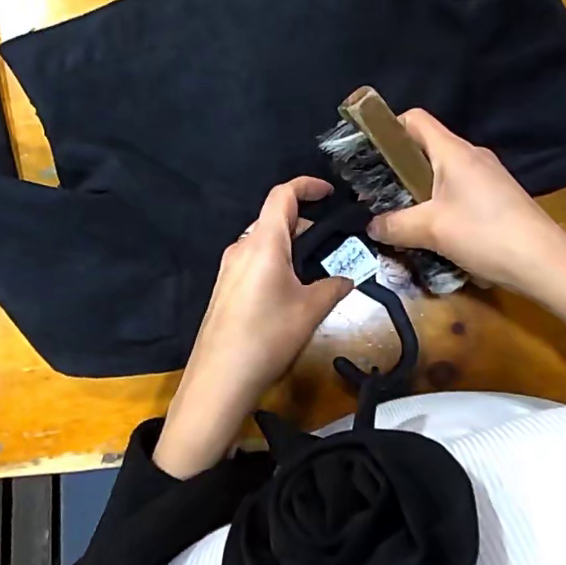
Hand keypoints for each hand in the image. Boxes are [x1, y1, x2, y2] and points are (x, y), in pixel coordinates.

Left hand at [154, 177, 354, 477]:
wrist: (219, 379)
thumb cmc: (267, 336)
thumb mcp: (310, 311)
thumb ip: (333, 287)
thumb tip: (346, 280)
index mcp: (263, 242)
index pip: (283, 195)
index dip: (308, 185)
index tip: (330, 193)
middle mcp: (241, 247)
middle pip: (275, 219)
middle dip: (306, 224)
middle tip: (334, 246)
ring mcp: (228, 269)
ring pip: (265, 243)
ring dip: (292, 247)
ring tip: (317, 272)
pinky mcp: (224, 289)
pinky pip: (254, 262)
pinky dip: (277, 263)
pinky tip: (291, 293)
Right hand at [371, 111, 565, 394]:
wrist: (545, 264)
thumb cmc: (485, 235)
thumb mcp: (431, 231)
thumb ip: (394, 225)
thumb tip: (370, 225)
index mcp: (453, 151)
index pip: (415, 119)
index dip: (388, 129)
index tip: (368, 156)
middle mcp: (471, 156)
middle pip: (425, 147)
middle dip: (398, 168)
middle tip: (378, 194)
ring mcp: (487, 177)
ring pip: (441, 172)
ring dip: (418, 191)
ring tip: (400, 216)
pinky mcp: (496, 197)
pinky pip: (458, 190)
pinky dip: (440, 204)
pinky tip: (434, 232)